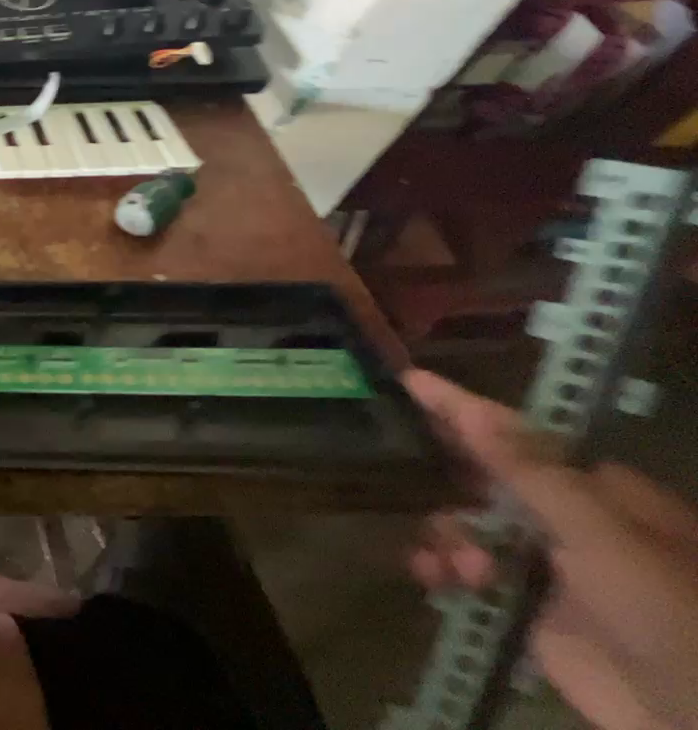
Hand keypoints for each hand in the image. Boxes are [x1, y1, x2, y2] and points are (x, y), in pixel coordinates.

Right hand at [404, 369, 697, 729]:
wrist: (691, 715)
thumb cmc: (664, 610)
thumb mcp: (598, 533)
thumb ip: (528, 470)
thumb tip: (468, 408)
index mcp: (601, 495)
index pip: (523, 436)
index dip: (468, 409)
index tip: (412, 381)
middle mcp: (571, 522)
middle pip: (489, 480)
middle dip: (451, 479)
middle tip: (407, 461)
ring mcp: (547, 567)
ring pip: (469, 527)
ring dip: (448, 536)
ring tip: (455, 562)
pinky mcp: (524, 606)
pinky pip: (465, 573)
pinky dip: (442, 570)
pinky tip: (437, 577)